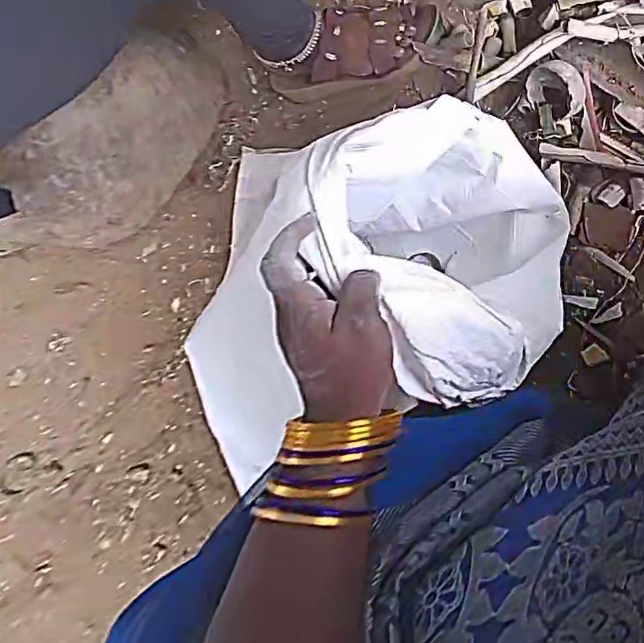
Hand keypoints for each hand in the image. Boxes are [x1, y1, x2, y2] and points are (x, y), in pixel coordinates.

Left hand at [260, 214, 395, 421]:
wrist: (344, 421)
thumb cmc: (351, 377)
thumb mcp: (364, 324)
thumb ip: (360, 288)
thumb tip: (360, 273)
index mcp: (297, 307)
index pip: (279, 260)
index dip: (292, 234)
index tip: (311, 221)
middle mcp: (288, 317)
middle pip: (286, 271)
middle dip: (308, 249)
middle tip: (334, 240)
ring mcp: (295, 331)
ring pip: (299, 288)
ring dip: (319, 271)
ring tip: (349, 266)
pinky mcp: (306, 342)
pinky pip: (310, 304)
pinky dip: (326, 290)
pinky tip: (350, 295)